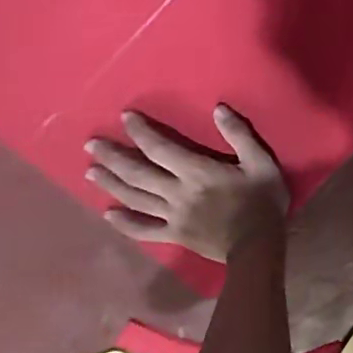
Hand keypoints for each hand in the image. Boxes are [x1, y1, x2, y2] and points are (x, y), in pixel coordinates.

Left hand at [85, 106, 289, 262]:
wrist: (258, 243)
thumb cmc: (262, 198)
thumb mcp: (260, 161)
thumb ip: (239, 134)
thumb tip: (218, 109)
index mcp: (197, 171)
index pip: (161, 148)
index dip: (141, 132)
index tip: (125, 117)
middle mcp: (177, 192)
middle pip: (138, 173)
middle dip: (113, 156)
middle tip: (91, 143)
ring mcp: (172, 216)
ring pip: (134, 198)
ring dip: (111, 184)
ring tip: (90, 171)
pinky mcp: (174, 234)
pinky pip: (144, 229)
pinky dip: (124, 222)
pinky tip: (108, 214)